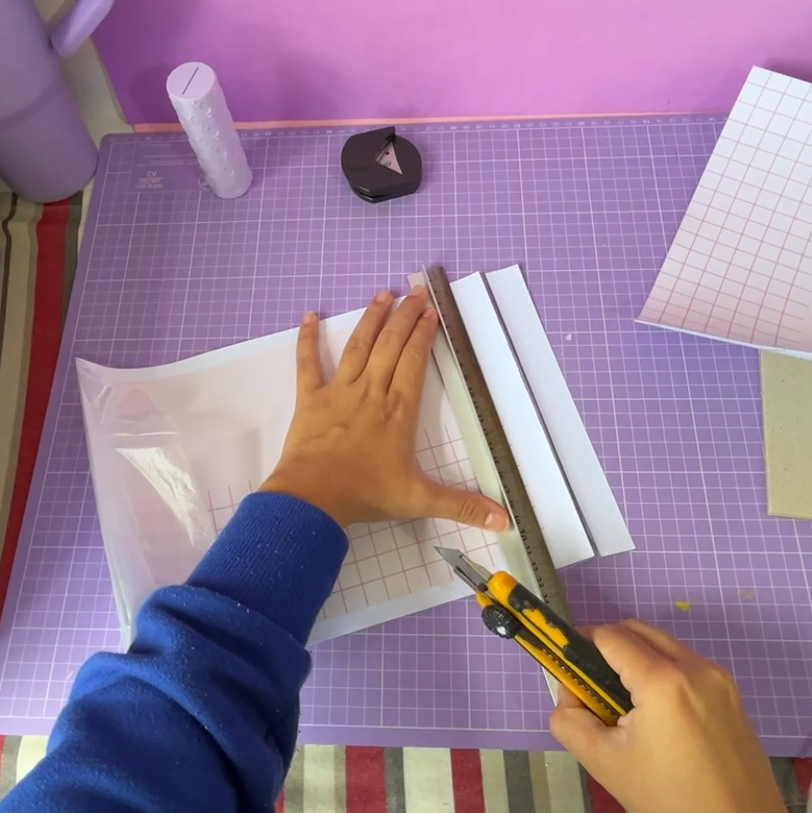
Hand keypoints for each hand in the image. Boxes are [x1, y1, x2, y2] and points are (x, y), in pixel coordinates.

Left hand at [260, 287, 508, 531]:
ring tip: (382, 294)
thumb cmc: (366, 494)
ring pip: (358, 346)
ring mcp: (339, 392)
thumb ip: (462, 506)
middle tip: (415, 291)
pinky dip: (307, 339)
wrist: (314, 497)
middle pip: (390, 345)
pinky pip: (308, 363)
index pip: (414, 361)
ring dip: (371, 319)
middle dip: (405, 316)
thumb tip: (504, 521)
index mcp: (398, 409)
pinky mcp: (311, 399)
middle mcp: (371, 392)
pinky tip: (309, 317)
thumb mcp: (419, 500)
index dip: (423, 334)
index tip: (431, 312)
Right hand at [551, 620, 811, 812]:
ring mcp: (719, 678)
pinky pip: (686, 665)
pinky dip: (663, 673)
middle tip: (594, 685)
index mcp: (662, 680)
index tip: (570, 666)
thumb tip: (569, 691)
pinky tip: (660, 720)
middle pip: (637, 630)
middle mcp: (694, 667)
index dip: (582, 643)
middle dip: (609, 647)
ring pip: (663, 645)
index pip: (610, 636)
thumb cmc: (669, 803)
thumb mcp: (603, 762)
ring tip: (628, 708)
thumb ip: (569, 718)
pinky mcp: (733, 695)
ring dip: (637, 659)